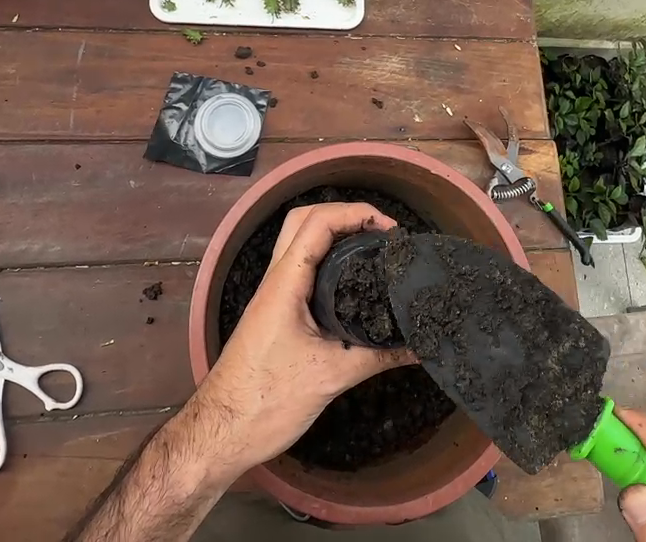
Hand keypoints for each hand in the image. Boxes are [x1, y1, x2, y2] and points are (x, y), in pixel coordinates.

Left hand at [183, 202, 413, 483]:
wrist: (222, 433)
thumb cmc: (268, 401)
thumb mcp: (332, 376)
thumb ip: (380, 356)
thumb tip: (423, 345)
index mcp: (285, 282)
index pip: (318, 222)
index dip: (356, 214)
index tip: (391, 230)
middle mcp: (276, 279)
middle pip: (304, 219)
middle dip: (344, 213)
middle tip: (381, 231)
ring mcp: (272, 294)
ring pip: (299, 241)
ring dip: (334, 233)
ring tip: (373, 249)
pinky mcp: (275, 311)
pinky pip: (301, 267)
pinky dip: (327, 259)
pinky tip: (352, 281)